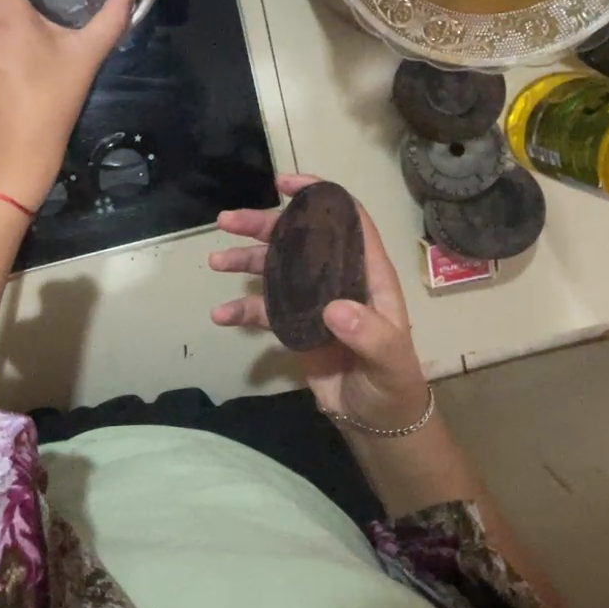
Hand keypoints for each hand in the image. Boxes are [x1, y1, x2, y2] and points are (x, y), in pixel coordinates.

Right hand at [209, 174, 431, 430]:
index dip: (319, 196)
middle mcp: (337, 280)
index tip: (286, 184)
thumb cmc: (393, 386)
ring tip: (215, 260)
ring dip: (244, 261)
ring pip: (275, 268)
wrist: (376, 423)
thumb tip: (336, 308)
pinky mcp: (293, 326)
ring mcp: (312, 301)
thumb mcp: (390, 360)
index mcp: (367, 276)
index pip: (346, 222)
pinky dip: (240, 309)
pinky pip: (262, 310)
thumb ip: (369, 333)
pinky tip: (221, 315)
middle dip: (263, 225)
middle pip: (298, 239)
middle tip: (227, 221)